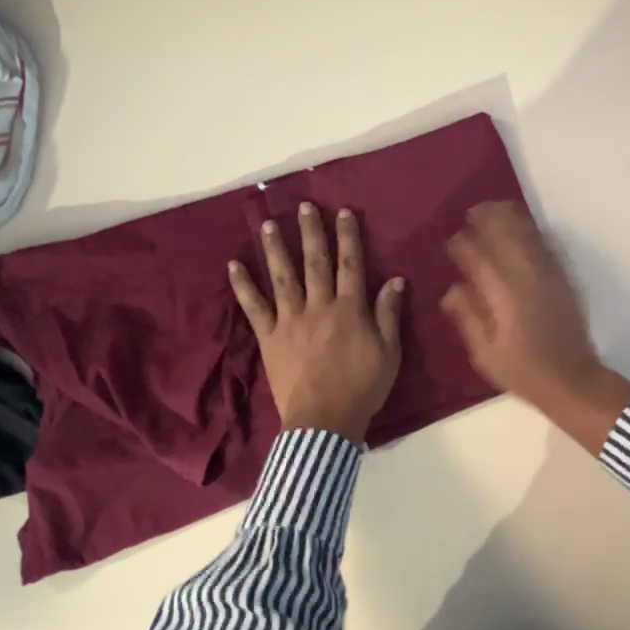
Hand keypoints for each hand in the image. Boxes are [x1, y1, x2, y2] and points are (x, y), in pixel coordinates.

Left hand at [231, 203, 402, 444]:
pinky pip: (254, 308)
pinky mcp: (269, 338)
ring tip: (267, 224)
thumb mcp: (389, 352)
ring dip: (275, 249)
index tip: (343, 212)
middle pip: (315, 262)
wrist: (324, 422)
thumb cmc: (363, 387)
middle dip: (311, 232)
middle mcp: (319, 306)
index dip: (348, 236)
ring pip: (282, 277)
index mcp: (349, 309)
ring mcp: (290, 321)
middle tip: (304, 207)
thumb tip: (395, 279)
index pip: (350, 264)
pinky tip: (234, 266)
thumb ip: (389, 314)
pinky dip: (243, 286)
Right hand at [441, 202, 629, 454]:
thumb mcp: (484, 353)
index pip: (477, 257)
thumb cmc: (523, 371)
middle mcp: (525, 276)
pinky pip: (546, 243)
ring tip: (494, 208)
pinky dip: (532, 229)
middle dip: (486, 219)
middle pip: (504, 234)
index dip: (462, 244)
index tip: (452, 240)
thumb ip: (467, 316)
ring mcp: (548, 273)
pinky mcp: (563, 276)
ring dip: (509, 217)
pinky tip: (523, 226)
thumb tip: (452, 288)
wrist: (571, 379)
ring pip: (527, 233)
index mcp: (502, 294)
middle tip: (472, 213)